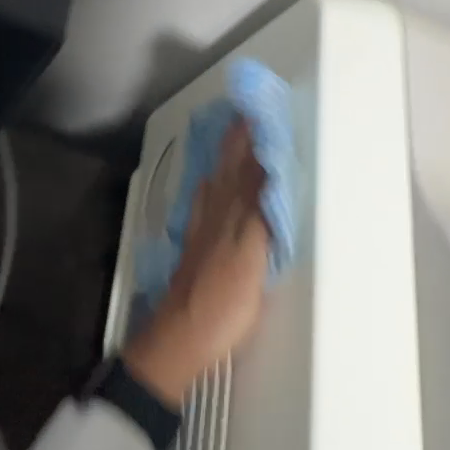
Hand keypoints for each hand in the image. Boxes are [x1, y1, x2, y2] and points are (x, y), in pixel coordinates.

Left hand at [122, 119, 270, 407]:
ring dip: (227, 158)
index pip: (248, 170)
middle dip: (240, 142)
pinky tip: (210, 183)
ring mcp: (204, 231)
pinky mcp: (197, 249)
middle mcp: (216, 216)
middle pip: (231, 172)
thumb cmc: (223, 304)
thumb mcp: (250, 259)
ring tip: (233, 135)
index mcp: (233, 216)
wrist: (182, 337)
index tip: (262, 112)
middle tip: (247, 113)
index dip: (256, 142)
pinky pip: (206, 205)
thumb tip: (268, 171)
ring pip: (218, 184)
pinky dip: (212, 187)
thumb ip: (260, 214)